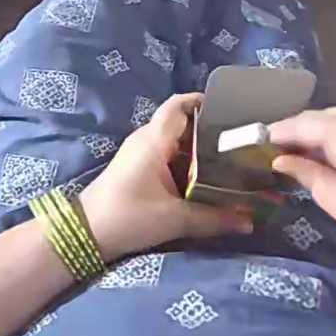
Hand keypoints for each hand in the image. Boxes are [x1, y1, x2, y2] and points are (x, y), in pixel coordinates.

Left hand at [79, 93, 252, 260]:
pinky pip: (167, 155)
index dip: (203, 101)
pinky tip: (205, 177)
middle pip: (182, 122)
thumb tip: (250, 221)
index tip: (230, 110)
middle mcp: (146, 139)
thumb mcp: (174, 219)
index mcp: (154, 140)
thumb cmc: (127, 217)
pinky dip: (186, 161)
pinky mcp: (137, 168)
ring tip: (229, 158)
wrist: (85, 234)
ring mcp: (139, 153)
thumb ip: (214, 218)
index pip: (179, 105)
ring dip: (198, 148)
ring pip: (175, 141)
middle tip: (239, 141)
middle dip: (209, 129)